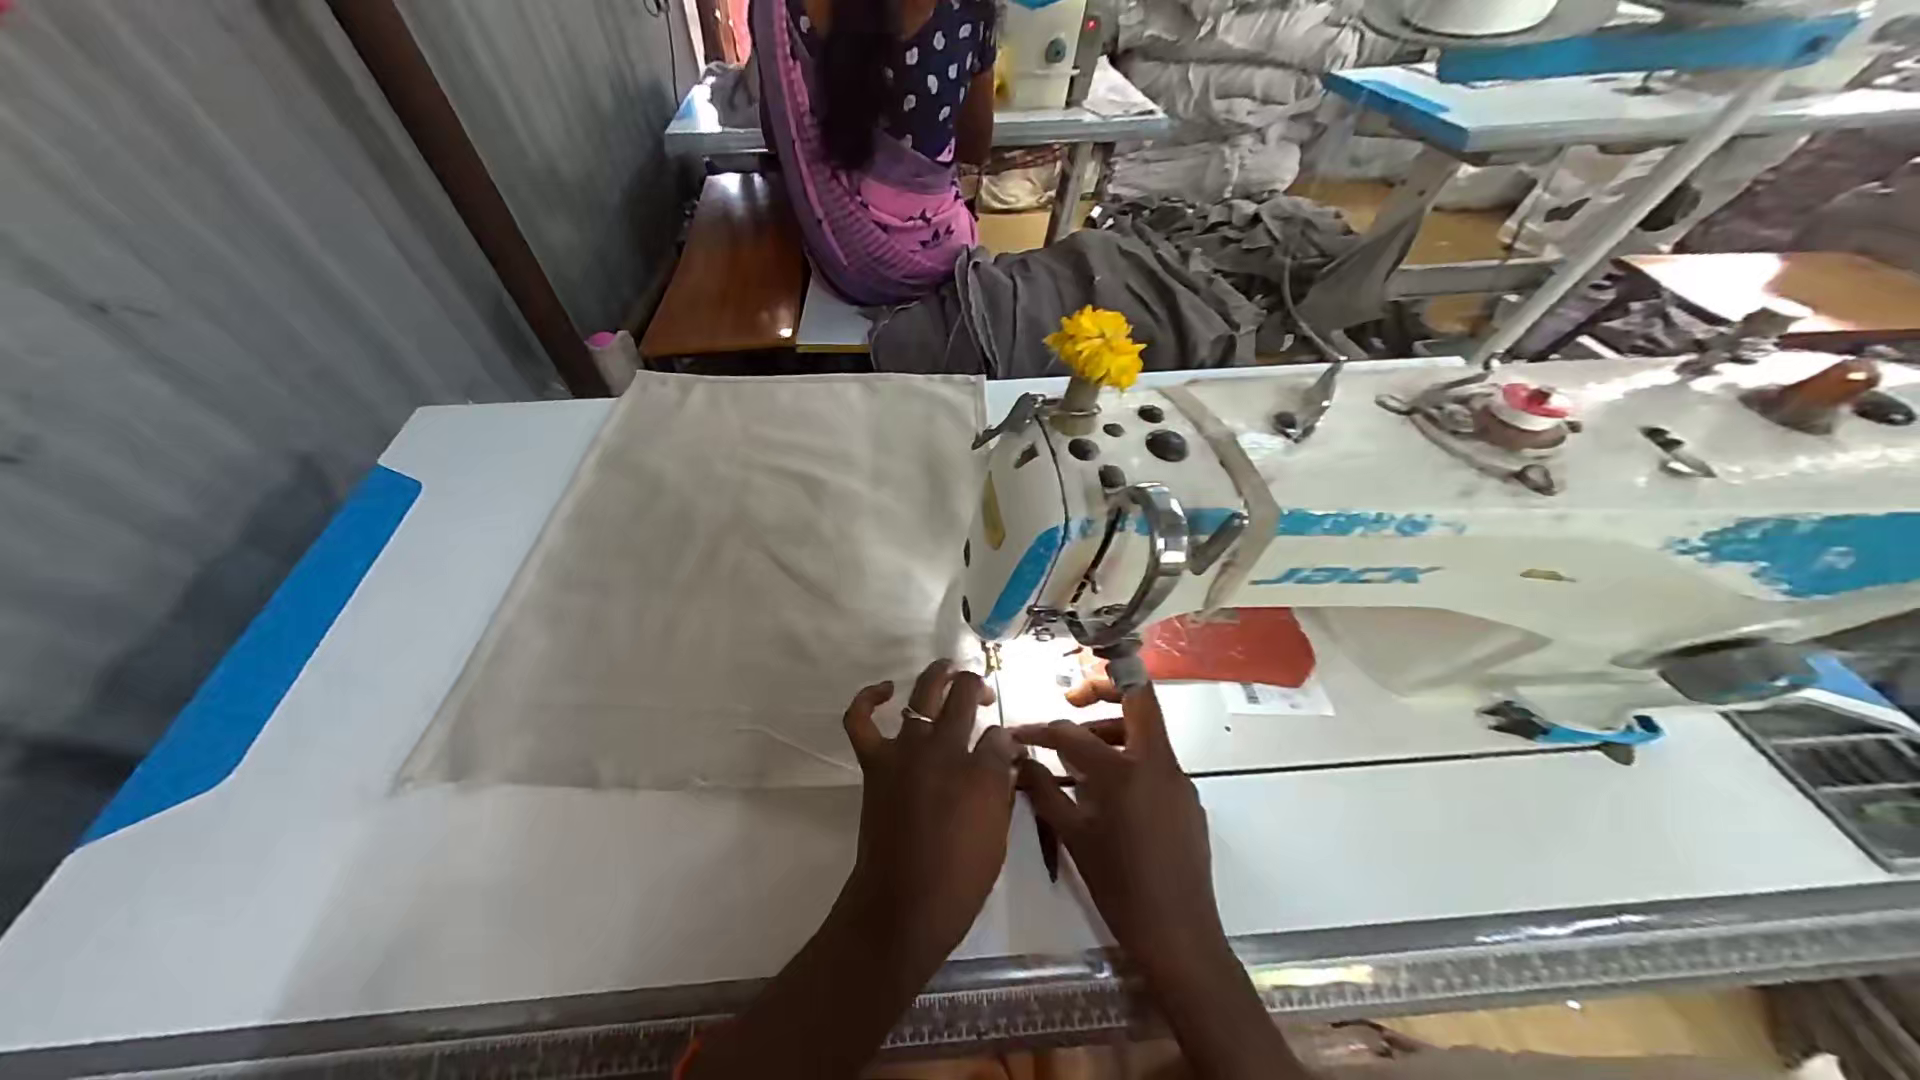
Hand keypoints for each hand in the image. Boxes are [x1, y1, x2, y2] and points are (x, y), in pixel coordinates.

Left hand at [683, 663, 1020, 1079]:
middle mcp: (944, 750)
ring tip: (949, 669)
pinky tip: (885, 689)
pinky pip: (860, 721)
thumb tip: (1002, 757)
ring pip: (922, 696)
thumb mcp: (998, 834)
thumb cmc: (959, 879)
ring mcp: (905, 752)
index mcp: (980, 771)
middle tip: (983, 692)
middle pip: (963, 698)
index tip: (1005, 749)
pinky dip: (867, 698)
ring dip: (939, 677)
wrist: (901, 907)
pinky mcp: (876, 763)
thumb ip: (1002, 788)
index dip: (1005, 738)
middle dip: (977, 687)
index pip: (998, 735)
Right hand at [1013, 680, 1220, 974]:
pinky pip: (1155, 763)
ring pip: (1146, 732)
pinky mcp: (1188, 800)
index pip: (1075, 734)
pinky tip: (1107, 792)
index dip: (1042, 730)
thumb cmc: (1120, 887)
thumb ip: (1045, 791)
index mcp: (1125, 772)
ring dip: (1113, 729)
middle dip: (1104, 687)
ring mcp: (1179, 781)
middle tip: (1072, 699)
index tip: (1020, 733)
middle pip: (1138, 699)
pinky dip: (1128, 760)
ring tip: (1081, 757)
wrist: (1180, 936)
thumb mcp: (1074, 837)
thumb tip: (1021, 761)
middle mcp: (1158, 764)